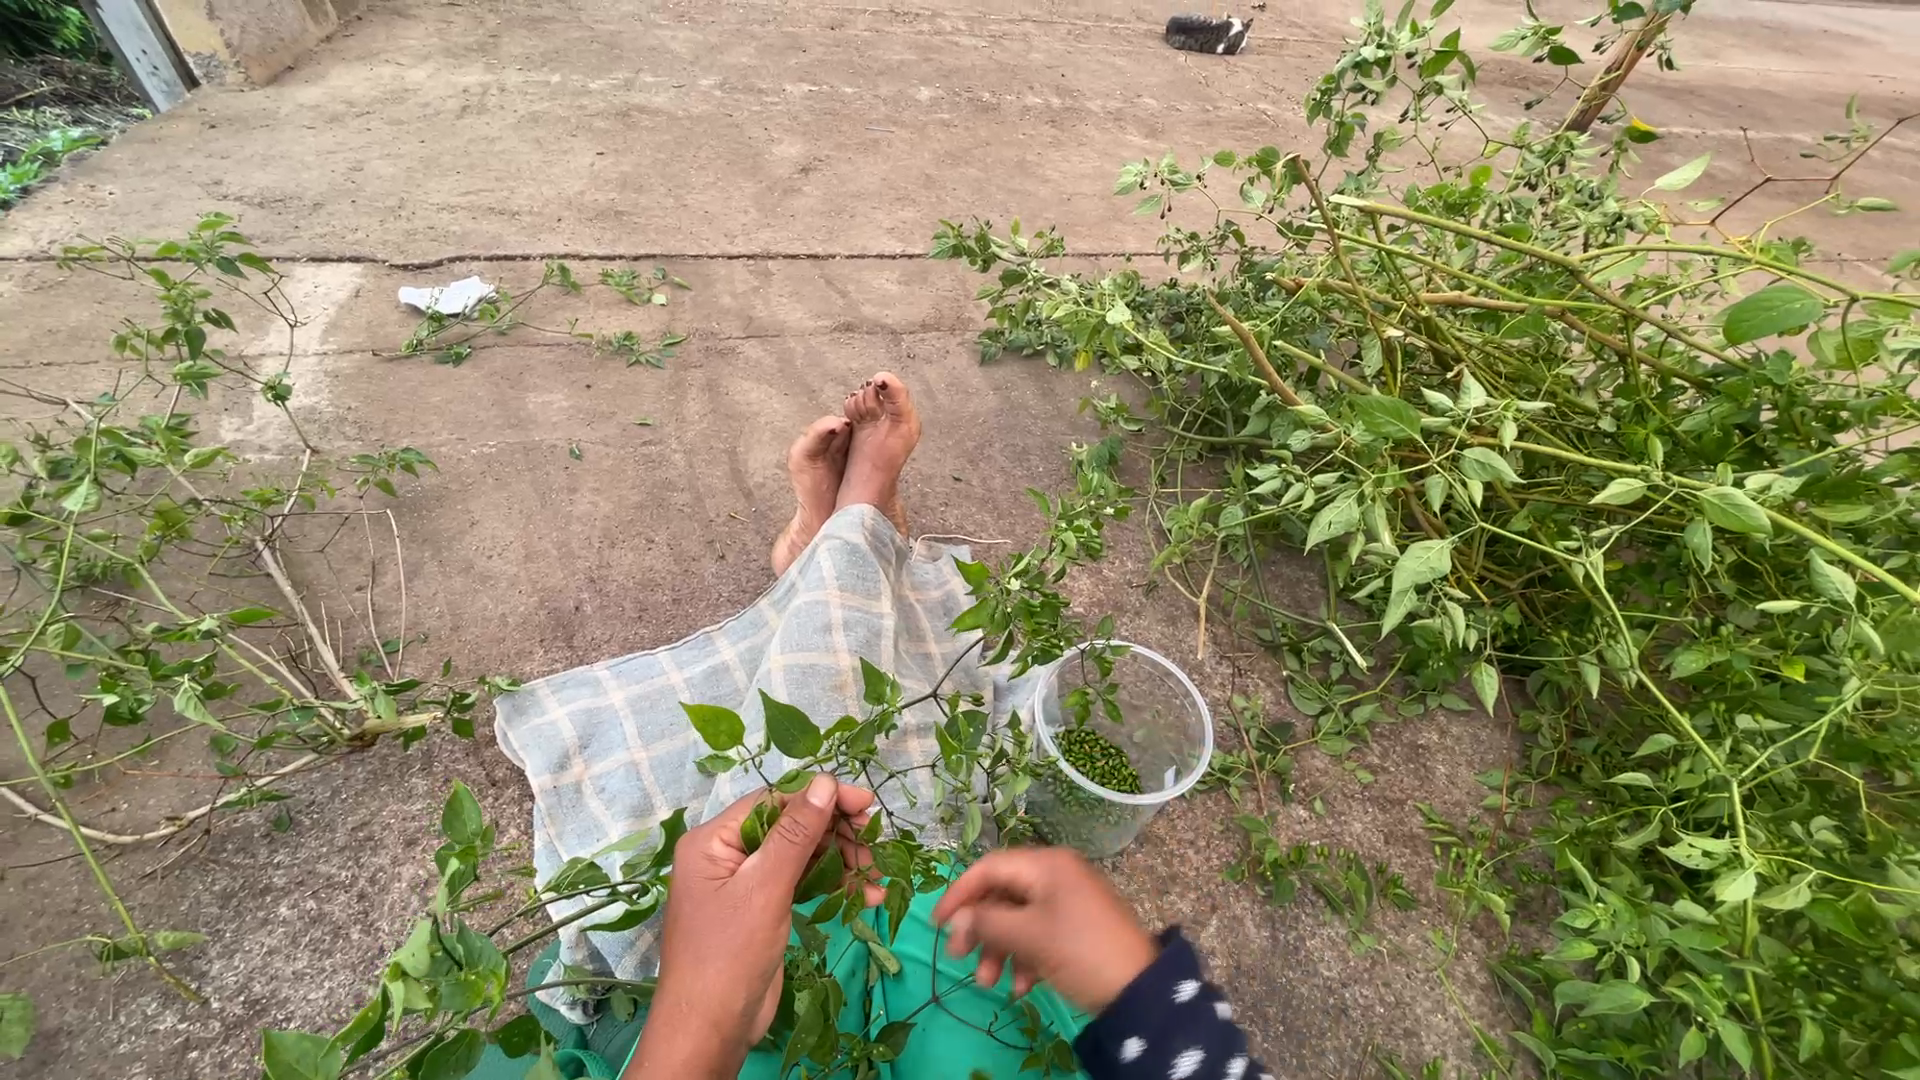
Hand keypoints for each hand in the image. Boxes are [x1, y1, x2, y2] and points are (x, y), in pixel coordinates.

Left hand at [628, 774, 879, 1076]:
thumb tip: (825, 781)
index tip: (865, 804)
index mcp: (715, 840)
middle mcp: (728, 854)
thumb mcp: (765, 887)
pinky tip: (866, 896)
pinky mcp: (763, 908)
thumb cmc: (729, 955)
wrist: (709, 1034)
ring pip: (803, 854)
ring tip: (876, 878)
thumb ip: (796, 832)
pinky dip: (832, 886)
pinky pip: (802, 882)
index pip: (775, 801)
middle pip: (792, 825)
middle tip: (874, 845)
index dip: (821, 798)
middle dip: (836, 834)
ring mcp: (746, 882)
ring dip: (842, 862)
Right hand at [932, 847, 1158, 1011]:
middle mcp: (1056, 873)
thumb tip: (955, 920)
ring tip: (991, 984)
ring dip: (1000, 949)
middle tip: (959, 958)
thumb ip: (988, 923)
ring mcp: (1069, 899)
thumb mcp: (1029, 937)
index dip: (960, 893)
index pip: (991, 867)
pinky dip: (1025, 956)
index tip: (937, 923)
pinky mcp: (1077, 925)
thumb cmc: (1080, 951)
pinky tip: (1022, 987)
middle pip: (1003, 893)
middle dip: (981, 928)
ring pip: (1019, 917)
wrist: (1141, 991)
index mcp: (1046, 864)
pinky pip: (1039, 932)